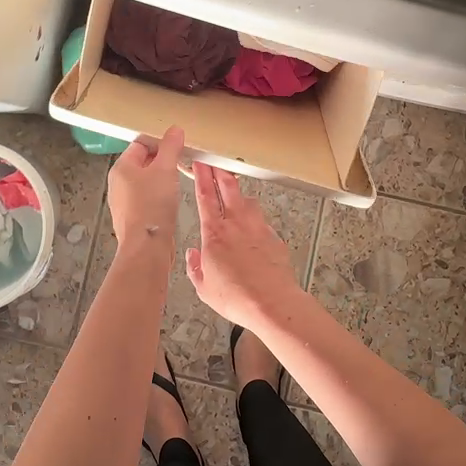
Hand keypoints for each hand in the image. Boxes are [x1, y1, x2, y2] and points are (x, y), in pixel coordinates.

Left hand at [107, 126, 185, 253]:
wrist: (147, 247)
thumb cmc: (152, 205)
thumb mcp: (166, 169)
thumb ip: (171, 147)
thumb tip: (175, 130)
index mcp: (121, 167)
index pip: (140, 143)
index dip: (159, 142)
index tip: (177, 145)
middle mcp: (118, 183)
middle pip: (142, 162)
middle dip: (162, 161)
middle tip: (180, 163)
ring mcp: (123, 202)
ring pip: (145, 182)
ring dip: (162, 180)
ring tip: (178, 183)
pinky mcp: (132, 218)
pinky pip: (146, 200)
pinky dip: (159, 197)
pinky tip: (170, 202)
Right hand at [186, 163, 307, 328]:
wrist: (273, 303)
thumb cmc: (239, 297)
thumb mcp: (204, 288)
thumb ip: (195, 267)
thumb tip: (193, 256)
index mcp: (214, 233)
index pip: (205, 196)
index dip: (201, 176)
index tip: (200, 164)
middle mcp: (236, 224)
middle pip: (228, 187)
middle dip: (220, 171)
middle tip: (216, 163)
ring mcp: (257, 227)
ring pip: (247, 200)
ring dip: (239, 193)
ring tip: (234, 191)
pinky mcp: (273, 236)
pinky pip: (261, 219)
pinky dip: (254, 217)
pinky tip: (252, 224)